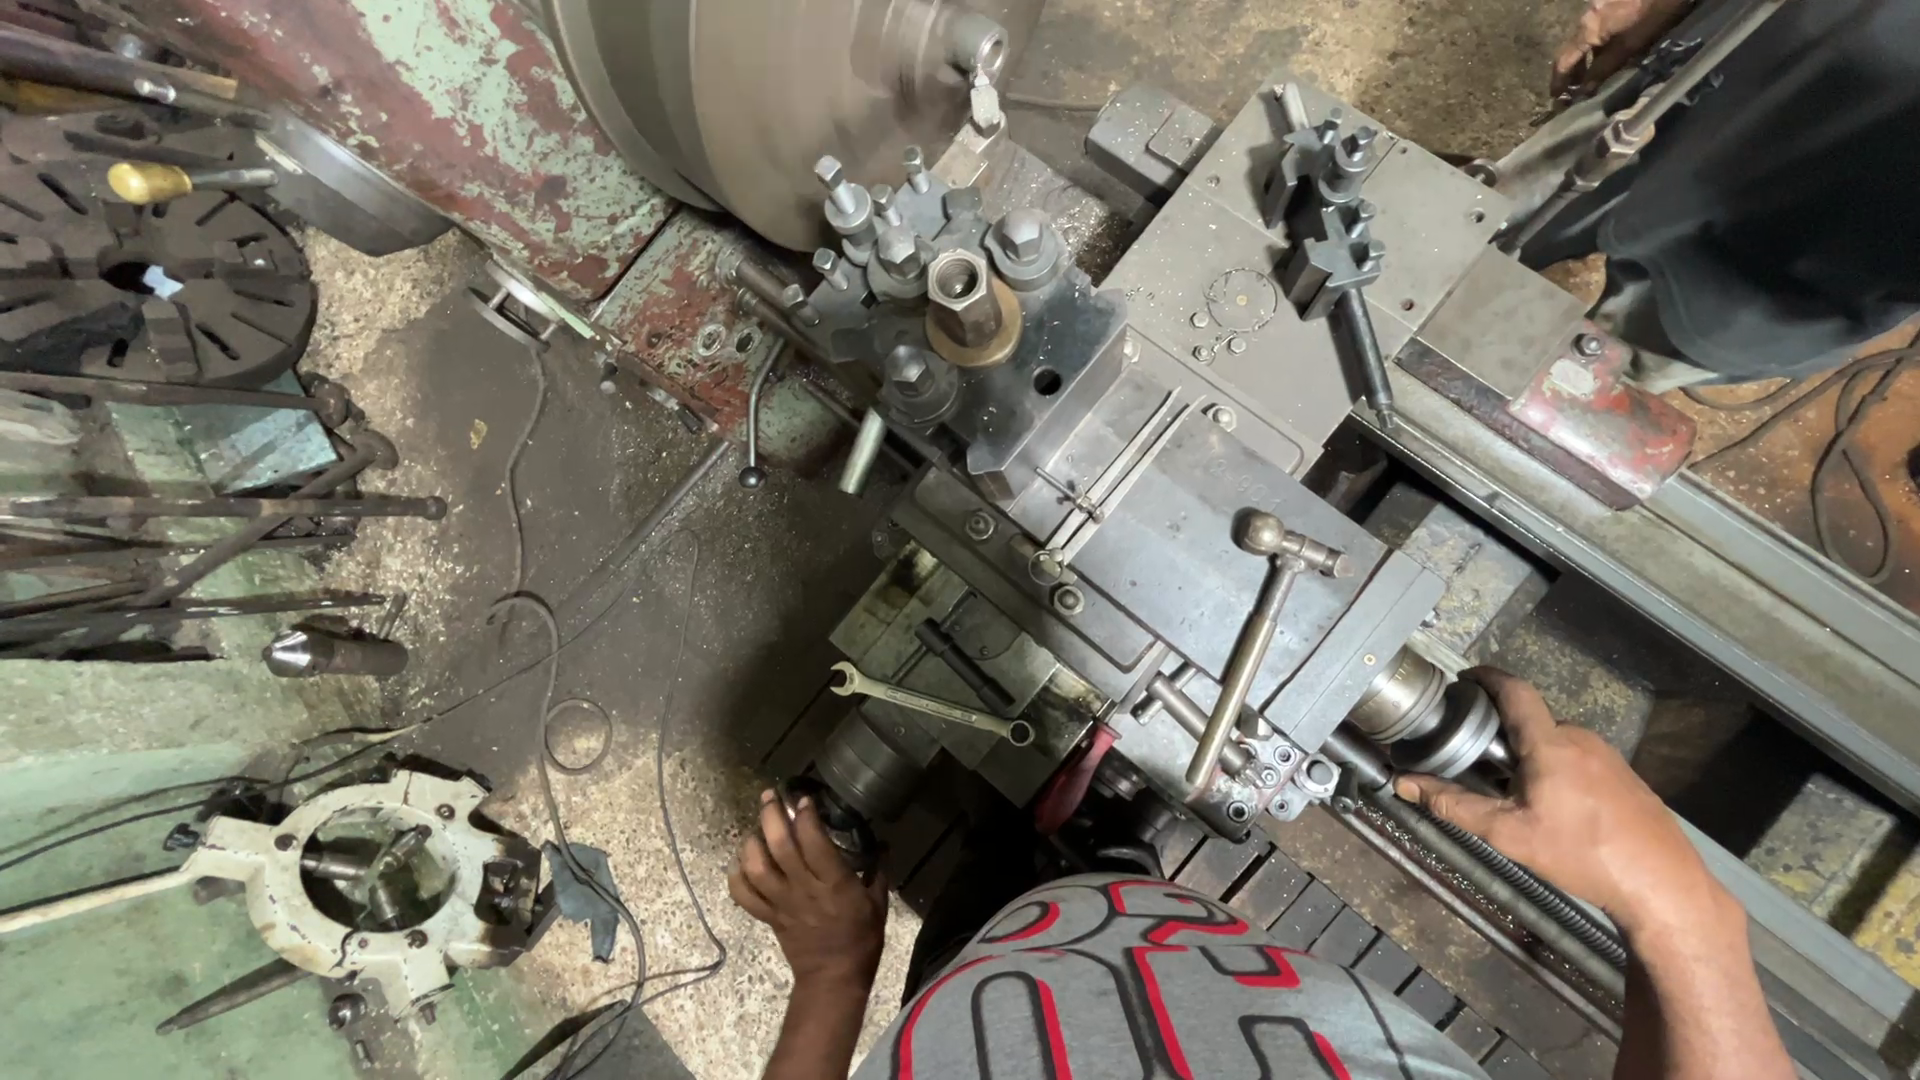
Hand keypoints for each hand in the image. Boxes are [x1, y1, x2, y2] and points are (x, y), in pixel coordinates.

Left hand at [730, 789, 888, 989]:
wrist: (834, 979)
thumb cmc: (861, 939)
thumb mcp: (878, 902)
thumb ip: (878, 869)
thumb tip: (883, 842)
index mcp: (833, 883)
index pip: (814, 841)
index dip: (806, 815)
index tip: (804, 798)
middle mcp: (803, 888)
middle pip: (780, 846)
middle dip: (771, 816)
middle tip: (770, 796)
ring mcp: (782, 903)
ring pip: (757, 868)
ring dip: (752, 842)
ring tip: (755, 826)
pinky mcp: (768, 917)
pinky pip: (744, 896)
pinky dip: (736, 876)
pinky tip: (739, 861)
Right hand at [1394, 668, 1731, 934]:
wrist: (1667, 891)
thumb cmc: (1583, 856)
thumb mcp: (1507, 835)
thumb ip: (1452, 805)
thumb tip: (1404, 784)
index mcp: (1550, 745)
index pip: (1515, 691)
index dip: (1487, 678)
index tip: (1464, 678)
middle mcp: (1581, 740)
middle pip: (1530, 720)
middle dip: (1500, 731)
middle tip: (1474, 755)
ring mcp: (1610, 758)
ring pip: (1554, 741)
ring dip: (1528, 752)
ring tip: (1509, 786)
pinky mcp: (1627, 778)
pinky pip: (1578, 758)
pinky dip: (1554, 766)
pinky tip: (1552, 804)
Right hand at [1550, 0, 1691, 96]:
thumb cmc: (1656, 10)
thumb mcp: (1631, 44)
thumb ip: (1605, 67)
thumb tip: (1585, 89)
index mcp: (1587, 29)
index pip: (1564, 61)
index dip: (1559, 81)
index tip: (1557, 97)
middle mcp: (1587, 16)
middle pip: (1572, 48)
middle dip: (1572, 68)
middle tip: (1576, 86)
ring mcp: (1599, 5)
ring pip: (1585, 37)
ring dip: (1586, 55)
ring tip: (1593, 69)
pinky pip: (1598, 25)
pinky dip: (1598, 41)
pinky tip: (1608, 47)